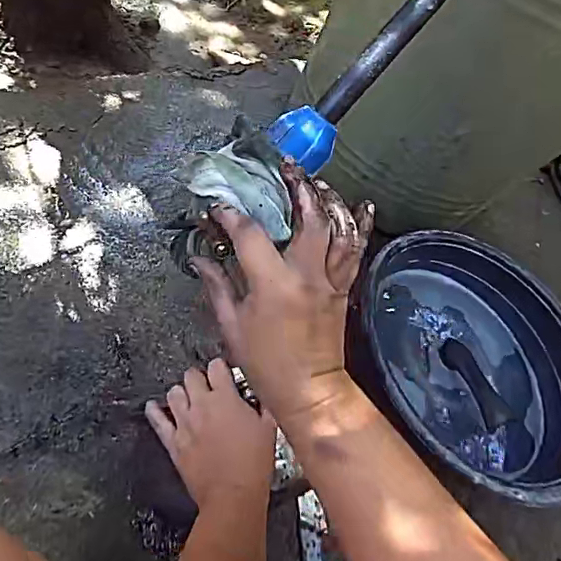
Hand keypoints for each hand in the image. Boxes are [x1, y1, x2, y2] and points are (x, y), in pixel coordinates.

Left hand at [145, 359, 277, 510]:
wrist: (233, 496)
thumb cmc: (252, 466)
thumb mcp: (268, 430)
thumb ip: (263, 408)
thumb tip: (262, 399)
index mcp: (225, 398)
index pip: (216, 367)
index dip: (220, 367)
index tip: (222, 371)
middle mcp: (202, 405)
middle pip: (191, 375)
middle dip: (198, 377)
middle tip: (205, 385)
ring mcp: (185, 423)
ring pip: (173, 393)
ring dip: (181, 393)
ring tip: (187, 397)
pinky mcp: (174, 443)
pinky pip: (158, 421)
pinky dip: (154, 412)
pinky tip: (153, 407)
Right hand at [192, 175, 374, 427]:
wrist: (310, 391)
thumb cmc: (266, 363)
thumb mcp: (231, 325)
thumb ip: (217, 285)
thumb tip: (199, 258)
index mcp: (273, 284)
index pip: (250, 234)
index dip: (231, 216)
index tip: (219, 208)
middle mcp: (306, 275)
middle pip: (310, 218)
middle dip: (299, 187)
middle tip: (287, 169)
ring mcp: (330, 280)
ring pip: (339, 229)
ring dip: (330, 200)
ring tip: (316, 181)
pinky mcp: (343, 287)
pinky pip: (356, 250)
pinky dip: (359, 226)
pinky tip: (361, 206)